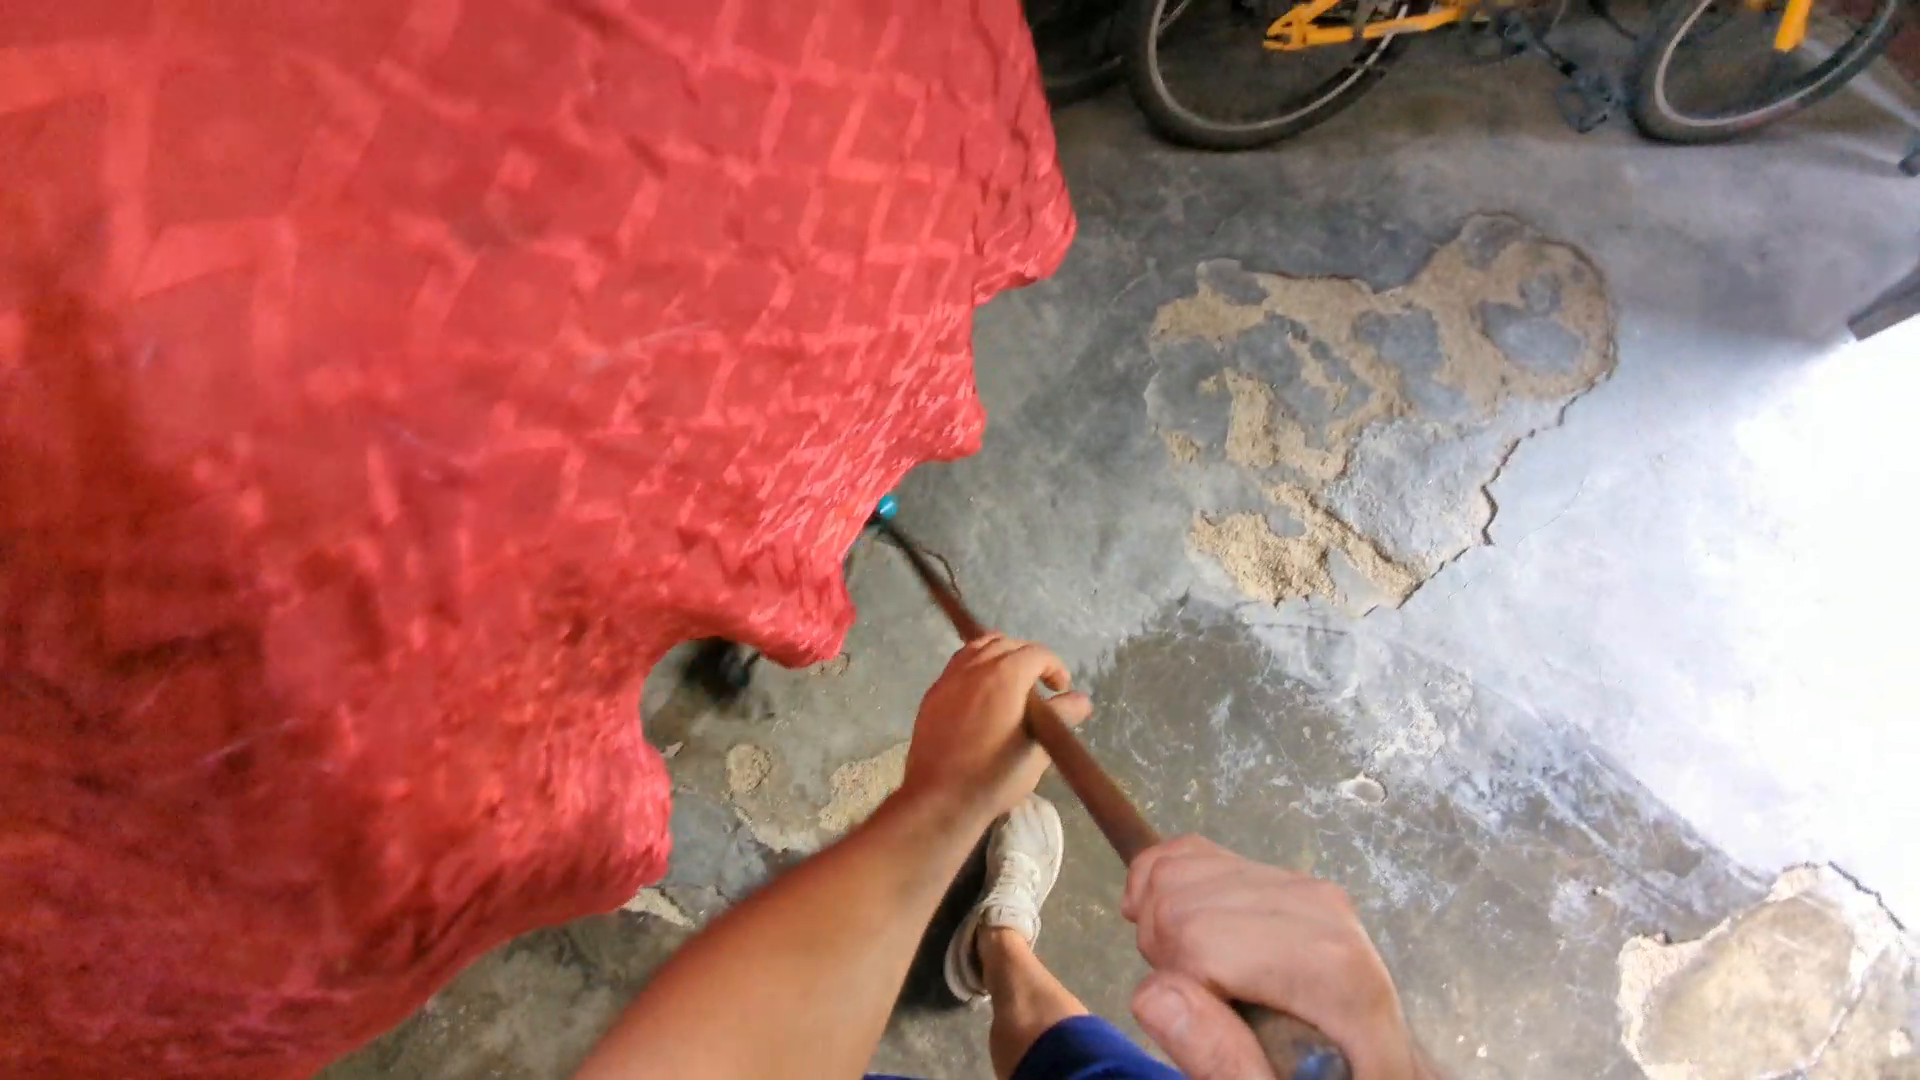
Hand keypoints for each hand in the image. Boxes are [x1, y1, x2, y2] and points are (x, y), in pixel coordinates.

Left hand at [900, 634, 1091, 822]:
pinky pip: (959, 664)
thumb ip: (1061, 716)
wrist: (940, 797)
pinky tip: (982, 693)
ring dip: (1000, 655)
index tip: (1061, 689)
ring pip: (978, 647)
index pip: (1037, 653)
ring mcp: (950, 677)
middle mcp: (975, 666)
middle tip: (1040, 684)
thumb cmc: (994, 774)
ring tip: (1012, 681)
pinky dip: (976, 666)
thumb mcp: (1037, 747)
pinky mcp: (934, 693)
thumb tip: (1082, 700)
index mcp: (1005, 674)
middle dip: (1029, 658)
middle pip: (1007, 644)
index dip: (1055, 667)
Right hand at [1121, 836, 1421, 1079]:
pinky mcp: (1278, 873)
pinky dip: (1157, 881)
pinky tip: (1165, 925)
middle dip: (1160, 951)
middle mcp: (1317, 905)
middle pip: (1181, 898)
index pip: (1199, 936)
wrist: (1376, 1071)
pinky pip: (1191, 851)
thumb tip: (1153, 993)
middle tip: (1192, 1007)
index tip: (1197, 1029)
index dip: (1175, 983)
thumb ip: (1223, 1060)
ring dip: (1155, 920)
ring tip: (1187, 974)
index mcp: (1328, 966)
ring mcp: (1298, 881)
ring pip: (1176, 869)